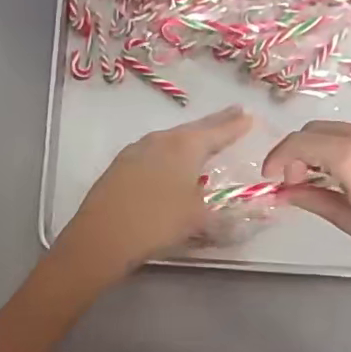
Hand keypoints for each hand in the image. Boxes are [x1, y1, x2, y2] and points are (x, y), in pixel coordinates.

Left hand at [55, 106, 254, 281]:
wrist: (102, 237)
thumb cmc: (157, 223)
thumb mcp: (198, 220)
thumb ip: (222, 215)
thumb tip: (238, 220)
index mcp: (185, 146)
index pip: (218, 131)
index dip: (235, 126)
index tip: (248, 116)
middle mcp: (160, 140)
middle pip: (193, 129)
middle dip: (213, 124)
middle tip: (232, 114)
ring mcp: (136, 150)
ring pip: (170, 139)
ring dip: (188, 137)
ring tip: (202, 138)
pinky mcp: (119, 166)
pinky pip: (152, 151)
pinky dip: (167, 152)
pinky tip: (168, 160)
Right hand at [263, 121, 350, 284]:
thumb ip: (315, 200)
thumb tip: (286, 192)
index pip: (298, 143)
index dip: (276, 160)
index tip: (270, 182)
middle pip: (315, 130)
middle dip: (295, 153)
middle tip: (292, 184)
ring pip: (338, 131)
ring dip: (318, 150)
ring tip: (318, 184)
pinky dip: (340, 150)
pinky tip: (346, 179)